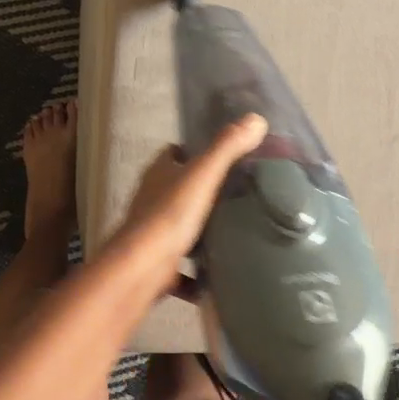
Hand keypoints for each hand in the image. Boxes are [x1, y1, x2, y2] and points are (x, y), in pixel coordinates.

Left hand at [115, 114, 267, 276]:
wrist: (142, 269)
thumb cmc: (170, 214)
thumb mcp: (203, 175)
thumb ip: (227, 148)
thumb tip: (256, 118)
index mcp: (158, 173)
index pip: (172, 154)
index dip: (192, 152)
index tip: (222, 158)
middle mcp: (150, 199)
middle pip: (175, 190)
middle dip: (199, 193)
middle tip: (236, 197)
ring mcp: (151, 235)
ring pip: (177, 229)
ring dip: (197, 233)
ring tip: (232, 235)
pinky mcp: (156, 267)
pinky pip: (180, 271)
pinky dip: (196, 277)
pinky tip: (218, 281)